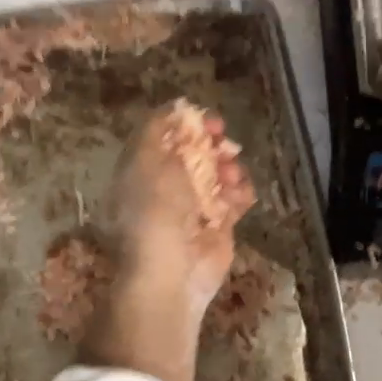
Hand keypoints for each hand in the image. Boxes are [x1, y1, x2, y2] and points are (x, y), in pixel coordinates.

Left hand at [82, 102, 254, 380]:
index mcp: (141, 173)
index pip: (163, 138)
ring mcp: (194, 209)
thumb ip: (157, 129)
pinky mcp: (218, 228)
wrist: (172, 272)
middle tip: (224, 140)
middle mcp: (166, 189)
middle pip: (195, 153)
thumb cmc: (155, 211)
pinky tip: (240, 194)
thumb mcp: (147, 159)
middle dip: (211, 143)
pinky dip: (241, 193)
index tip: (204, 120)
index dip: (184, 124)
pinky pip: (235, 201)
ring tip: (232, 174)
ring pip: (218, 175)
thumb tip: (174, 108)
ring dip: (228, 167)